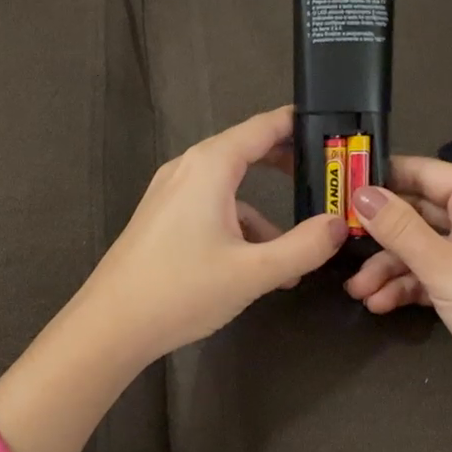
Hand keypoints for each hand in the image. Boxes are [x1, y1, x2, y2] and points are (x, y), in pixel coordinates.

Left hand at [77, 106, 348, 364]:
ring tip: (297, 254)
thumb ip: (304, 247)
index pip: (263, 127)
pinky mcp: (162, 221)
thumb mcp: (254, 271)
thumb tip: (340, 225)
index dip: (299, 124)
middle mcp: (188, 169)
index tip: (333, 128)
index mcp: (209, 166)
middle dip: (287, 166)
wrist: (111, 326)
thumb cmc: (182, 290)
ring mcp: (170, 195)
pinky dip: (239, 230)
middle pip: (246, 152)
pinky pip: (211, 211)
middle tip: (327, 179)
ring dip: (265, 215)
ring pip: (230, 190)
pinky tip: (257, 271)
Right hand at [344, 157, 451, 406]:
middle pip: (416, 213)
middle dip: (378, 232)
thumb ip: (400, 230)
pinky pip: (426, 277)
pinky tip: (379, 305)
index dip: (383, 177)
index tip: (340, 186)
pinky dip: (403, 289)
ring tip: (357, 292)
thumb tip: (360, 193)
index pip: (424, 172)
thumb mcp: (445, 268)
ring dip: (386, 269)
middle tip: (337, 243)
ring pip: (416, 250)